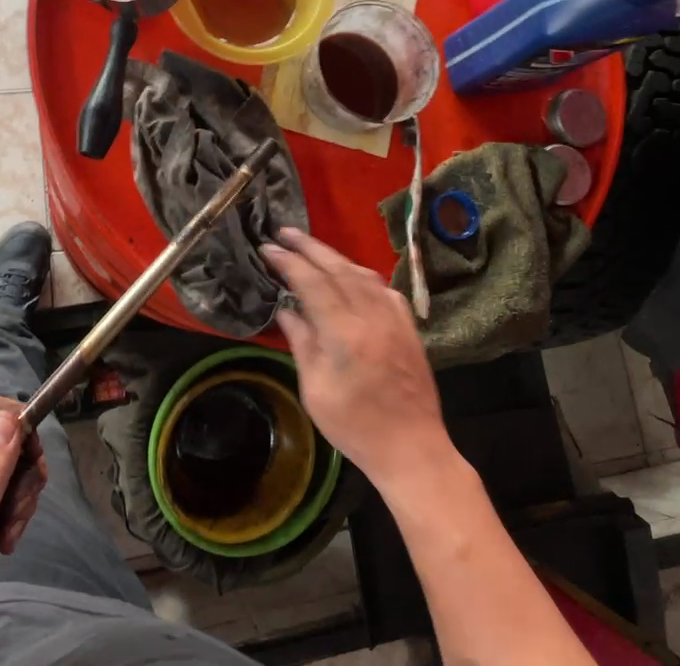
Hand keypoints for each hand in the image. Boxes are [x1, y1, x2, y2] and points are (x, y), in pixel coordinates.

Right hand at [262, 228, 450, 490]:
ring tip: (312, 249)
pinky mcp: (409, 327)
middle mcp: (371, 315)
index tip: (267, 248)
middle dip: (310, 247)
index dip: (288, 262)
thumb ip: (302, 343)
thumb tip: (287, 310)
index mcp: (344, 332)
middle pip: (338, 268)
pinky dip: (362, 276)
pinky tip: (352, 277)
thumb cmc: (354, 426)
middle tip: (285, 232)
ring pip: (362, 274)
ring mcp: (394, 318)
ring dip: (335, 257)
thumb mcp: (314, 389)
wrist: (411, 447)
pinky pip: (383, 289)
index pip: (311, 282)